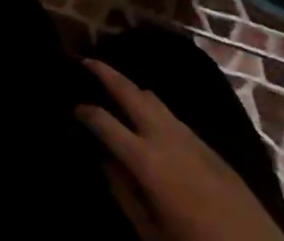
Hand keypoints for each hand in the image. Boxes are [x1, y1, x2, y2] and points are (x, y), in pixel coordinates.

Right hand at [76, 59, 283, 240]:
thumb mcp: (151, 232)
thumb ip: (123, 193)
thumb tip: (105, 161)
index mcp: (146, 160)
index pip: (104, 121)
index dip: (84, 111)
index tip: (73, 109)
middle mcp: (165, 138)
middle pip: (129, 92)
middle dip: (105, 73)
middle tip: (85, 61)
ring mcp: (190, 139)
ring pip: (153, 98)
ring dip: (130, 88)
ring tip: (113, 85)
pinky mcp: (210, 148)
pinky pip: (172, 116)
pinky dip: (152, 107)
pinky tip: (148, 118)